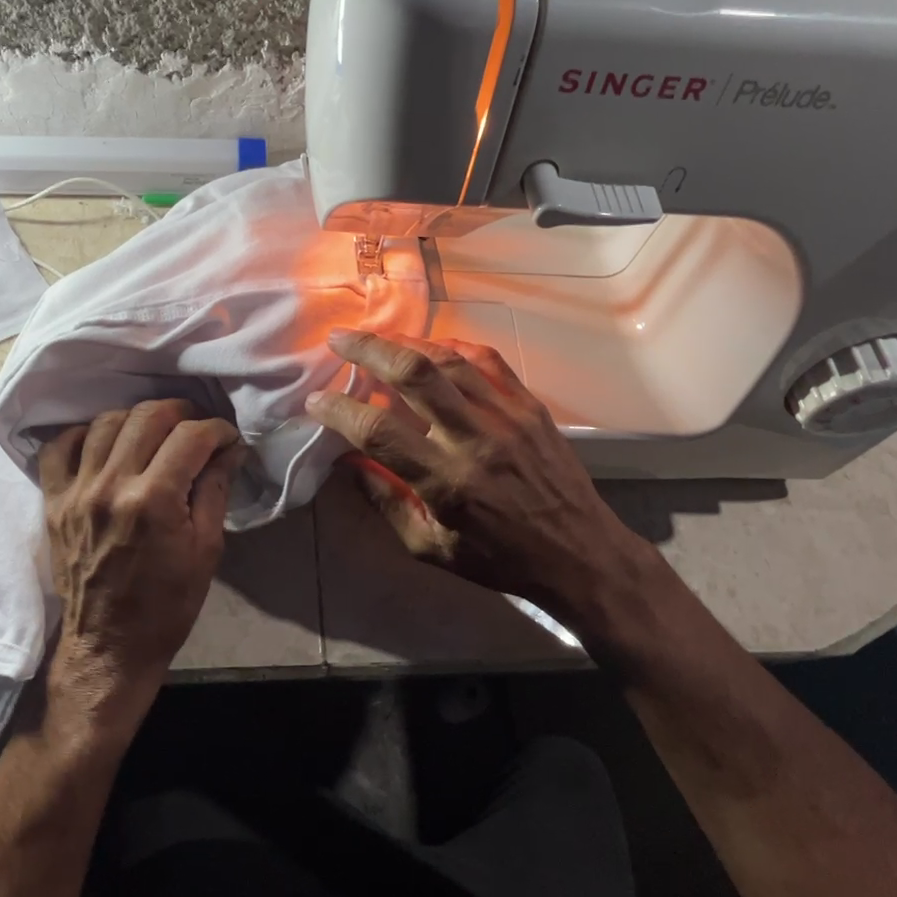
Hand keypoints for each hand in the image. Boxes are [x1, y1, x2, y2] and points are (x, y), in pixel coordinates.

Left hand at [35, 399, 243, 743]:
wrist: (110, 645)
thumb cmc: (168, 604)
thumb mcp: (207, 549)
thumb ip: (215, 489)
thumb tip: (230, 448)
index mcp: (153, 500)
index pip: (190, 436)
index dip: (217, 429)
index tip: (228, 437)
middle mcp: (110, 486)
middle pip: (148, 416)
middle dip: (182, 412)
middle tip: (197, 427)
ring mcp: (76, 491)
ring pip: (106, 422)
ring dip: (138, 418)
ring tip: (156, 432)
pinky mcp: (54, 501)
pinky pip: (60, 447)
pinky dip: (85, 434)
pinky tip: (107, 443)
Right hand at [306, 329, 662, 630]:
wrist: (580, 554)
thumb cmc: (499, 559)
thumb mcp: (431, 548)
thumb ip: (387, 502)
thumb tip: (348, 462)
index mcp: (445, 482)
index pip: (377, 431)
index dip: (339, 410)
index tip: (316, 399)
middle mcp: (473, 439)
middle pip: (413, 374)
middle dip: (368, 349)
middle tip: (339, 339)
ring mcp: (506, 416)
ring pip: (448, 359)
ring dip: (406, 341)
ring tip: (378, 337)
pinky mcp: (530, 405)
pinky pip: (488, 360)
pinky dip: (454, 345)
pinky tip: (433, 345)